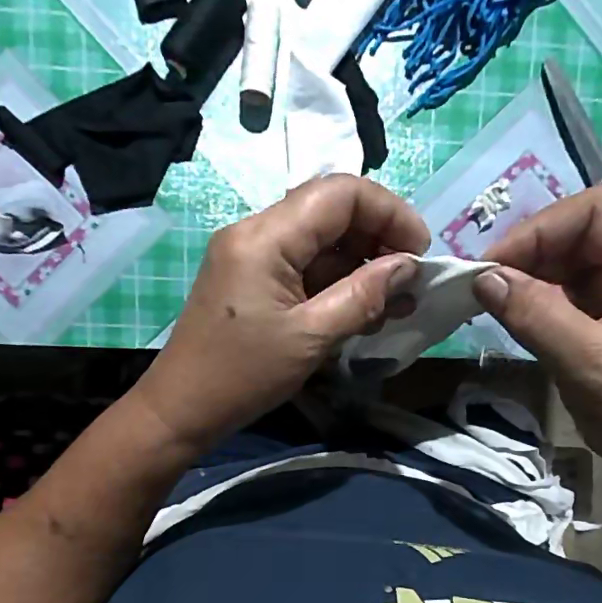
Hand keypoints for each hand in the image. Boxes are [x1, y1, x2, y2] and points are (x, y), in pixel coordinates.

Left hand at [129, 175, 428, 451]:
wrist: (181, 409)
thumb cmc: (242, 376)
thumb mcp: (310, 338)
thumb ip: (363, 296)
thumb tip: (409, 266)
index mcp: (265, 237)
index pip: (341, 194)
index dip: (390, 213)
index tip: (420, 253)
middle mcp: (256, 232)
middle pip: (332, 210)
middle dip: (380, 238)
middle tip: (411, 281)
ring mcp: (253, 255)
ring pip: (322, 239)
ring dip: (363, 264)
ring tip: (397, 302)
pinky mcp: (254, 278)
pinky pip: (305, 265)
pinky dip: (339, 282)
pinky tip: (367, 309)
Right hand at [478, 188, 601, 486]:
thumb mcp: (590, 366)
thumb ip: (536, 316)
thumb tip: (480, 276)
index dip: (542, 229)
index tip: (494, 264)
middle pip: (586, 228)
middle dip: (533, 251)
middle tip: (485, 282)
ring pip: (574, 255)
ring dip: (531, 272)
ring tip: (493, 296)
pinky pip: (571, 285)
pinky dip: (538, 293)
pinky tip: (513, 308)